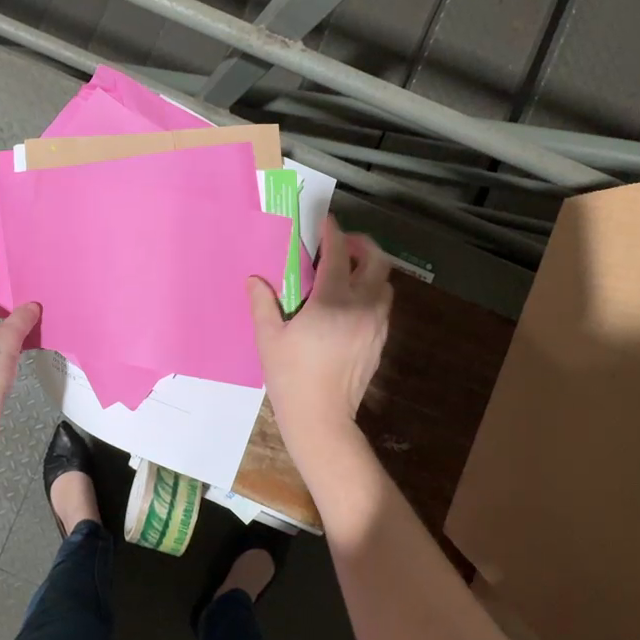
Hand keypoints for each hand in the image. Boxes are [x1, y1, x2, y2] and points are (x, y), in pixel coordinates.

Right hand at [248, 215, 393, 439]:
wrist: (321, 417)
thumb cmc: (290, 376)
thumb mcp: (268, 337)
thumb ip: (263, 303)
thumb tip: (255, 280)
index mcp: (332, 301)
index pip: (338, 254)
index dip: (332, 233)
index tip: (325, 221)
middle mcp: (362, 306)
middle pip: (377, 261)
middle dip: (361, 245)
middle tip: (340, 243)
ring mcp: (376, 324)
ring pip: (384, 283)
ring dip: (369, 269)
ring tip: (345, 271)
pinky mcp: (380, 340)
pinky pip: (382, 304)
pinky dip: (370, 292)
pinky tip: (348, 302)